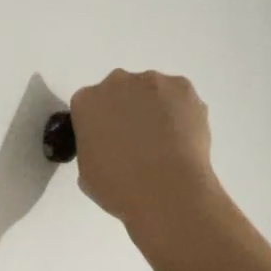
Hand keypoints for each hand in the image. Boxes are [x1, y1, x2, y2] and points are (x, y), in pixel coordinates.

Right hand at [70, 70, 225, 232]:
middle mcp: (118, 82)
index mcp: (87, 102)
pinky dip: (176, 113)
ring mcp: (154, 81)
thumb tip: (107, 146)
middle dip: (123, 112)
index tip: (104, 146)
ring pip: (149, 93)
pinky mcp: (184, 87)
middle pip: (118, 92)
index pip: (87, 107)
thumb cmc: (118, 187)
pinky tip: (178, 140)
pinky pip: (176, 98)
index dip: (96, 127)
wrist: (167, 189)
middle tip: (132, 144)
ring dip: (151, 111)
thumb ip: (91, 148)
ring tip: (160, 145)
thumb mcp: (86, 174)